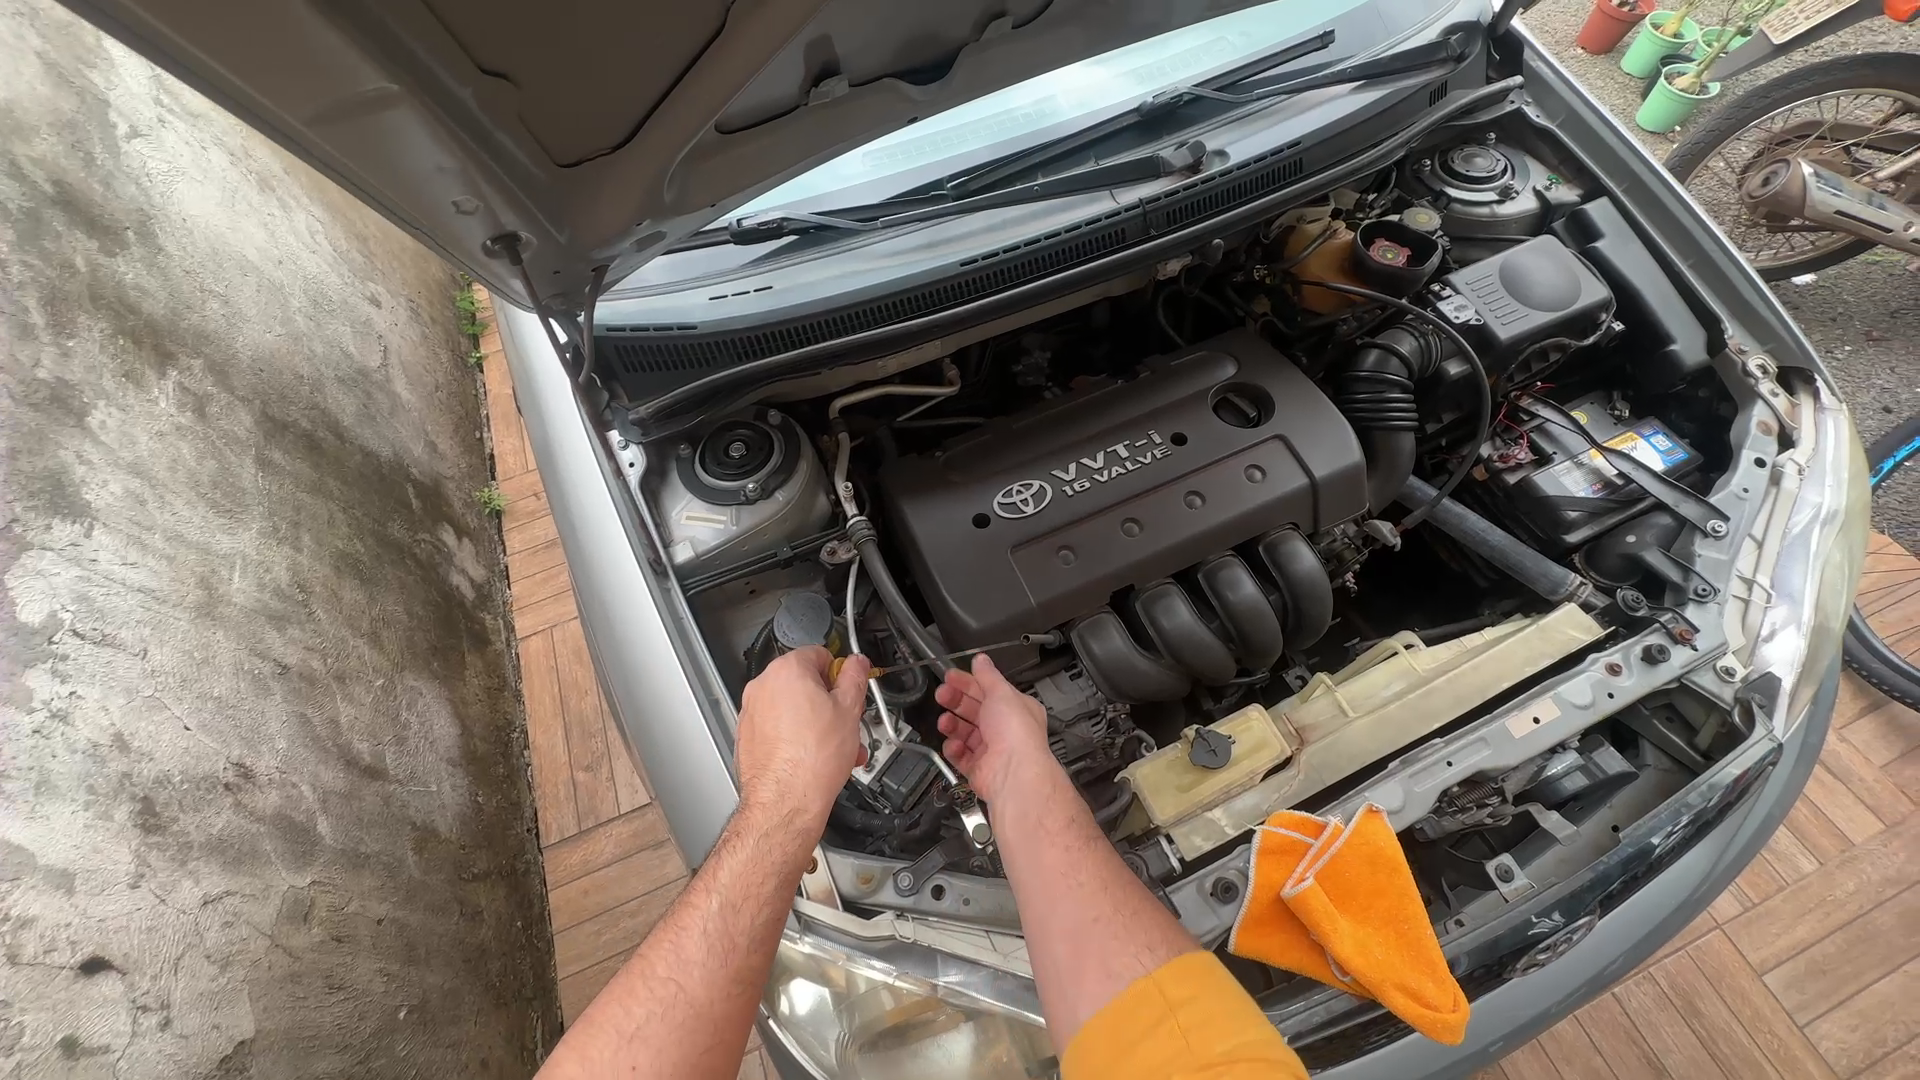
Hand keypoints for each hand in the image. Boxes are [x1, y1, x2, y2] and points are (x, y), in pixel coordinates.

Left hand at [736, 647, 870, 823]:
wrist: (785, 802)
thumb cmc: (812, 759)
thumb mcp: (849, 709)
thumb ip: (855, 677)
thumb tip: (856, 663)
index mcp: (787, 670)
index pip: (819, 654)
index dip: (840, 672)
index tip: (849, 687)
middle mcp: (763, 686)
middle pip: (805, 682)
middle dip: (829, 701)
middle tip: (845, 721)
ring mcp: (751, 712)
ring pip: (792, 707)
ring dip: (816, 722)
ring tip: (835, 747)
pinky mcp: (748, 736)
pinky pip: (778, 727)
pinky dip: (796, 736)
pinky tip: (815, 756)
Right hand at [934, 654, 1058, 804]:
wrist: (1012, 772)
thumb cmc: (1016, 733)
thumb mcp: (1001, 692)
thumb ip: (988, 675)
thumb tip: (981, 660)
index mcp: (1016, 708)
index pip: (988, 690)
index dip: (968, 682)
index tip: (950, 677)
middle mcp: (1005, 729)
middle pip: (974, 710)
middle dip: (956, 701)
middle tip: (942, 694)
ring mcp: (991, 749)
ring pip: (965, 732)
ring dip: (952, 724)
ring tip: (944, 720)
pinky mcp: (979, 768)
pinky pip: (960, 755)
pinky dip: (953, 749)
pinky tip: (953, 743)